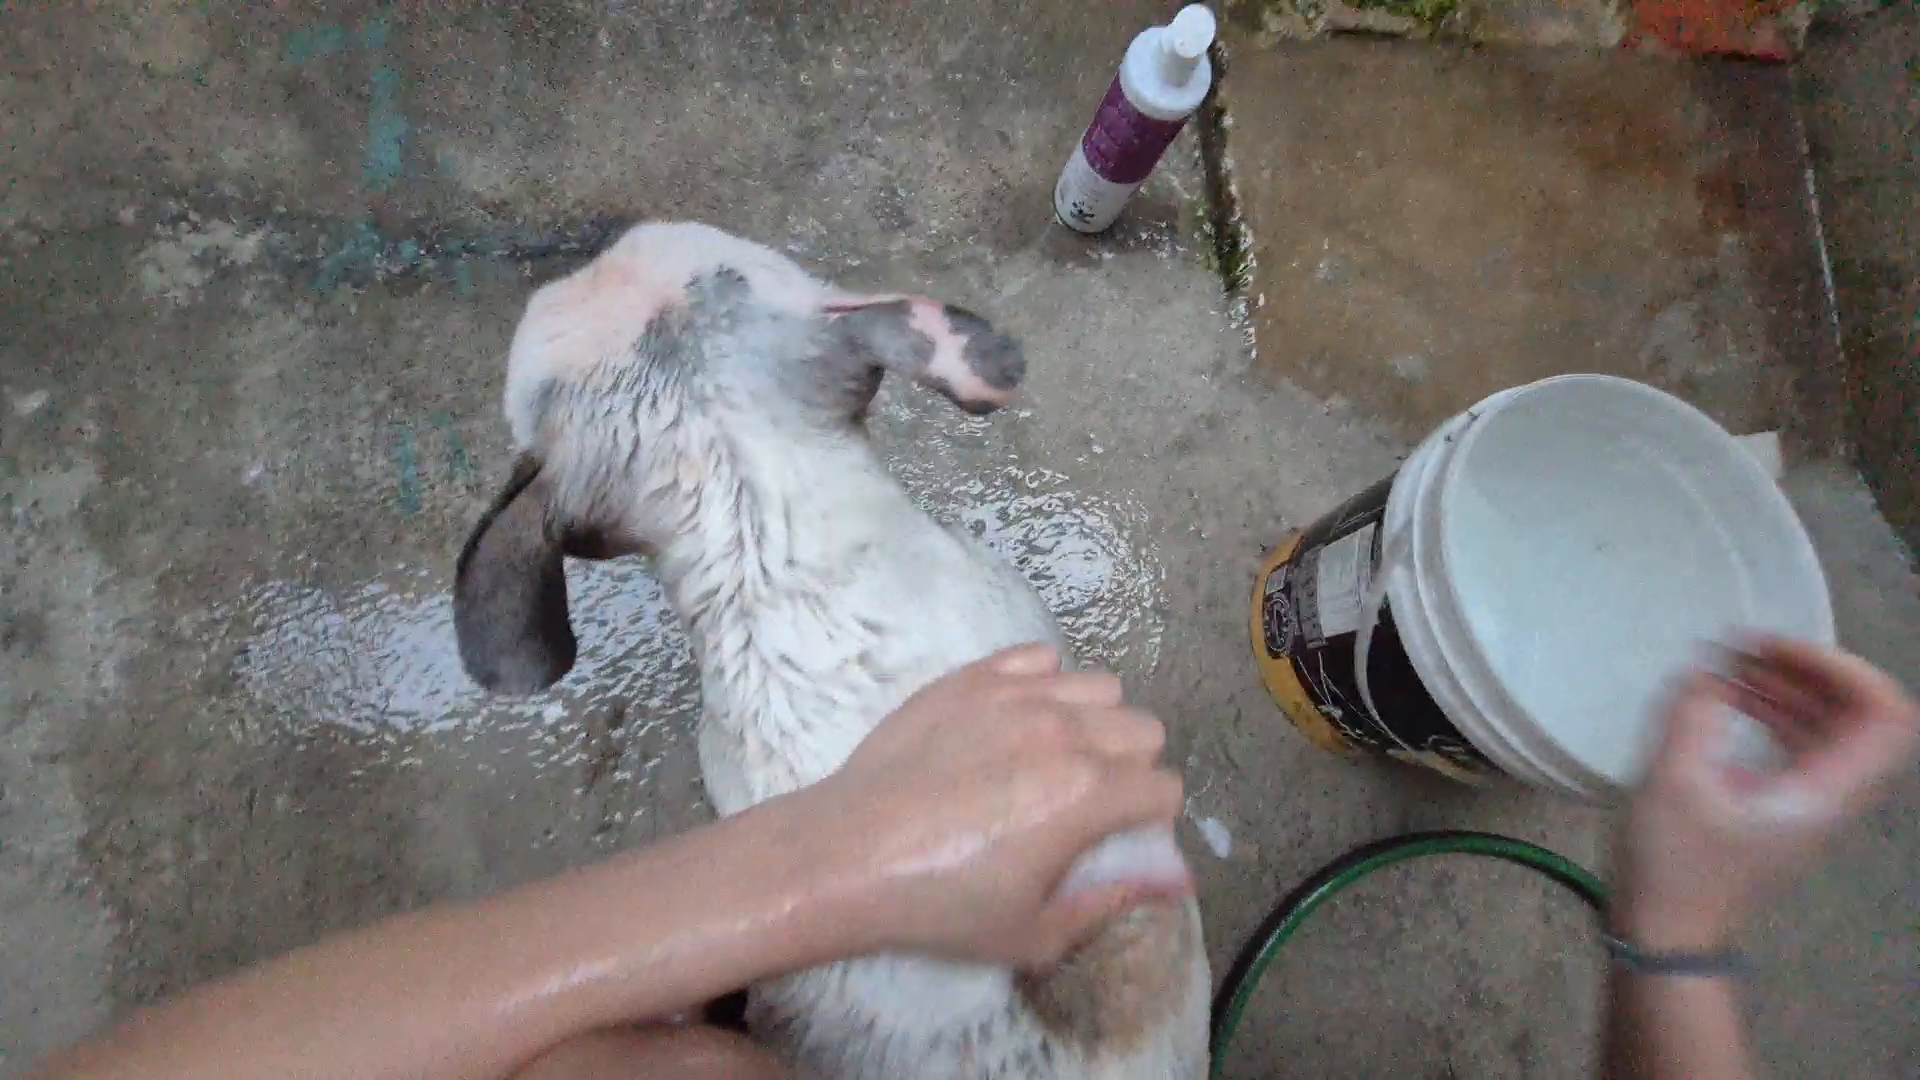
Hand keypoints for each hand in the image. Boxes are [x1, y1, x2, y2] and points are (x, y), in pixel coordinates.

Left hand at [790, 644, 1189, 968]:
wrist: (849, 851)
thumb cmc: (940, 903)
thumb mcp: (1033, 930)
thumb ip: (1113, 898)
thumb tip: (1174, 882)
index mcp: (1085, 794)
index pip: (1165, 787)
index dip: (1150, 817)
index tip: (1117, 833)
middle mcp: (1063, 731)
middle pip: (1143, 728)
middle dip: (1130, 765)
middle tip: (1085, 795)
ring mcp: (1016, 694)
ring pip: (1100, 686)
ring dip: (1093, 719)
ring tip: (1052, 751)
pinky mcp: (974, 675)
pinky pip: (1039, 657)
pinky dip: (1043, 682)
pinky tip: (1014, 716)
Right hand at [1614, 638, 1919, 950]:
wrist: (1668, 922)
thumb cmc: (1674, 857)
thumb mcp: (1673, 781)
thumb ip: (1693, 719)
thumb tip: (1708, 671)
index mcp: (1824, 790)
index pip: (1881, 715)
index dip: (1834, 668)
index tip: (1763, 647)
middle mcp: (1830, 792)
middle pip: (1858, 716)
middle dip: (1803, 670)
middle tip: (1737, 648)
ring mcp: (1804, 799)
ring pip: (1825, 727)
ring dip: (1783, 688)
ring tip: (1725, 665)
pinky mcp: (1772, 802)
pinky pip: (1792, 744)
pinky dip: (1765, 711)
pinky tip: (1721, 701)